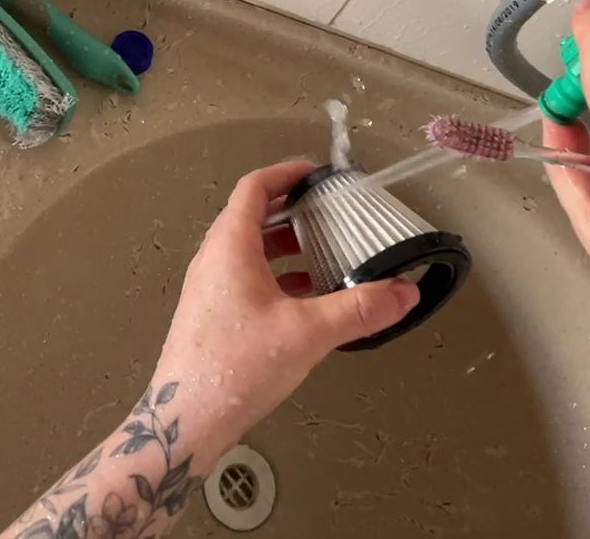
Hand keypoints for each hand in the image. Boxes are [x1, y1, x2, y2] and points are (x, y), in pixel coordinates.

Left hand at [149, 161, 419, 462]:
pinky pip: (246, 275)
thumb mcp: (307, 333)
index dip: (285, 173)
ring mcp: (210, 285)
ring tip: (322, 249)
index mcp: (230, 244)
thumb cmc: (237, 363)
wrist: (186, 418)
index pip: (254, 187)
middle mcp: (215, 257)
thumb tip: (404, 291)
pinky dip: (275, 272)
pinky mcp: (212, 311)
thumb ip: (358, 309)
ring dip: (283, 242)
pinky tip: (304, 295)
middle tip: (326, 210)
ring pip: (249, 247)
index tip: (315, 172)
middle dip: (290, 207)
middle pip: (250, 214)